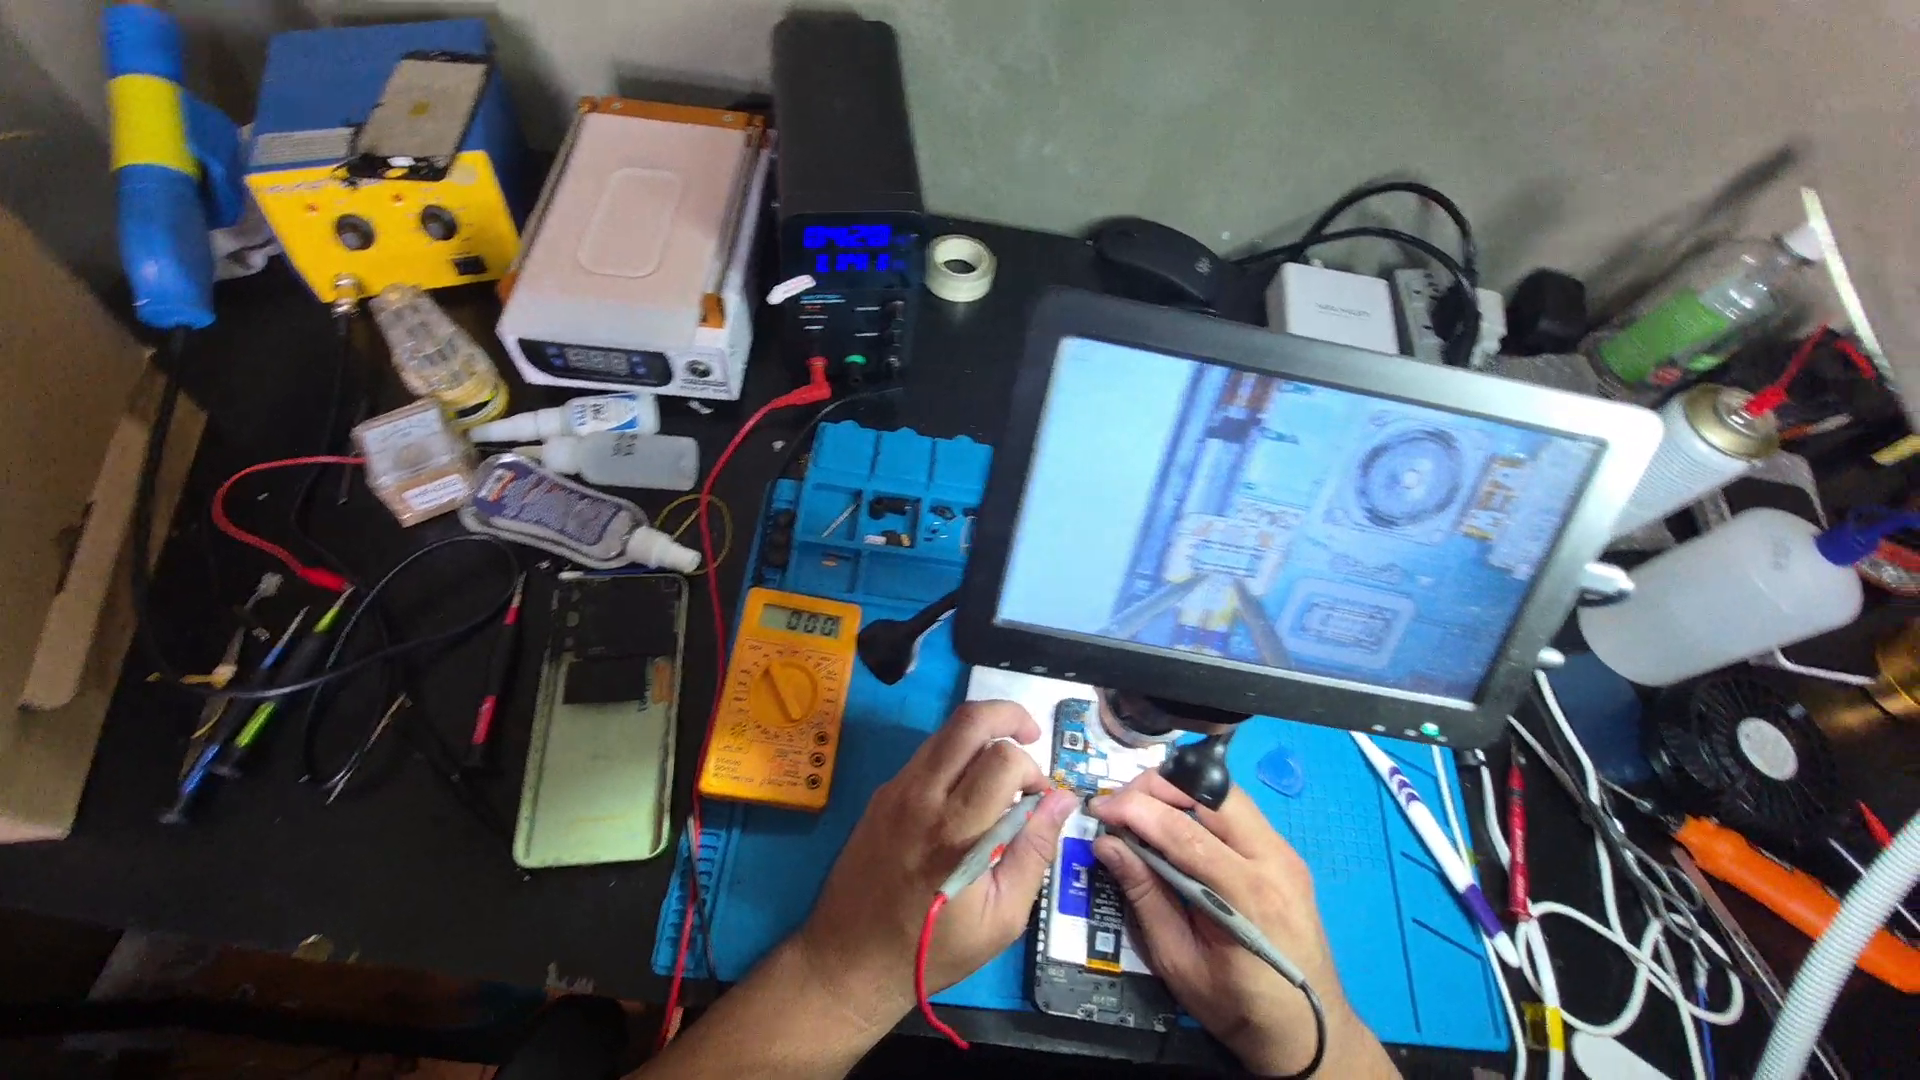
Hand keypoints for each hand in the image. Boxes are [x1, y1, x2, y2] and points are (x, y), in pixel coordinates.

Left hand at [793, 701, 1078, 1030]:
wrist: (849, 959)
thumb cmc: (933, 949)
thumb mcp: (1003, 918)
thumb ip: (1035, 851)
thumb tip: (1062, 800)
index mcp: (956, 832)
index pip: (1003, 758)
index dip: (1033, 770)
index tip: (1040, 799)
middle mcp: (923, 797)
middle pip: (968, 721)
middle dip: (1009, 715)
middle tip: (1030, 736)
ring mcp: (897, 790)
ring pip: (945, 732)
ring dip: (981, 736)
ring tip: (1001, 770)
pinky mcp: (882, 793)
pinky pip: (926, 755)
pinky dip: (955, 756)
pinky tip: (966, 792)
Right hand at [1090, 772, 1391, 1077]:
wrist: (1310, 1032)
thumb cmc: (1240, 1008)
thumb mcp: (1178, 962)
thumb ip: (1145, 896)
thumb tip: (1107, 844)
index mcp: (1250, 896)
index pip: (1185, 831)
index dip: (1136, 810)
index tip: (1099, 806)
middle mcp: (1274, 860)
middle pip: (1210, 793)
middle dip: (1157, 787)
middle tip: (1119, 804)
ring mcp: (1285, 852)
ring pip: (1224, 792)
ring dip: (1177, 791)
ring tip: (1140, 809)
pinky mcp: (1284, 852)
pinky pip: (1235, 809)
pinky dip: (1197, 804)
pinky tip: (1173, 823)